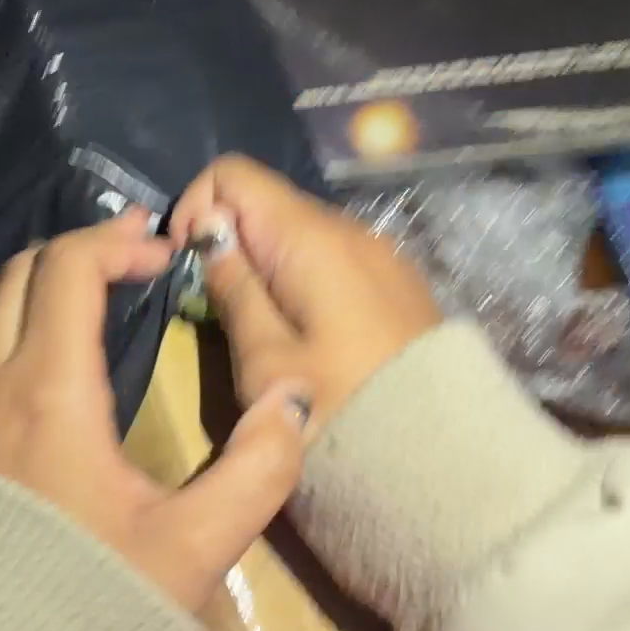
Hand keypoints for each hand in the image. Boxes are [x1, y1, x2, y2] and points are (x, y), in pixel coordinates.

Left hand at [0, 211, 309, 611]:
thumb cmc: (91, 603)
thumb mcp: (193, 547)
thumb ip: (257, 471)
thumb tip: (294, 399)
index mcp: (50, 389)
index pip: (68, 269)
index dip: (117, 245)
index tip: (162, 254)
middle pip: (22, 270)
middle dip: (80, 248)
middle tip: (132, 255)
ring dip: (29, 276)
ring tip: (77, 285)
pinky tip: (17, 335)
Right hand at [170, 155, 441, 434]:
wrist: (442, 455)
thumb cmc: (338, 406)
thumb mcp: (264, 356)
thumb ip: (232, 284)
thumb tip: (210, 225)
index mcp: (309, 237)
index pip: (232, 174)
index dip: (196, 207)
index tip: (187, 263)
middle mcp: (345, 229)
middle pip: (262, 201)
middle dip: (223, 239)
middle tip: (213, 304)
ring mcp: (375, 253)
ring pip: (292, 231)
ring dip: (258, 261)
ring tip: (254, 323)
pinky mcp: (391, 280)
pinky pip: (325, 256)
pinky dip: (293, 275)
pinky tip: (299, 328)